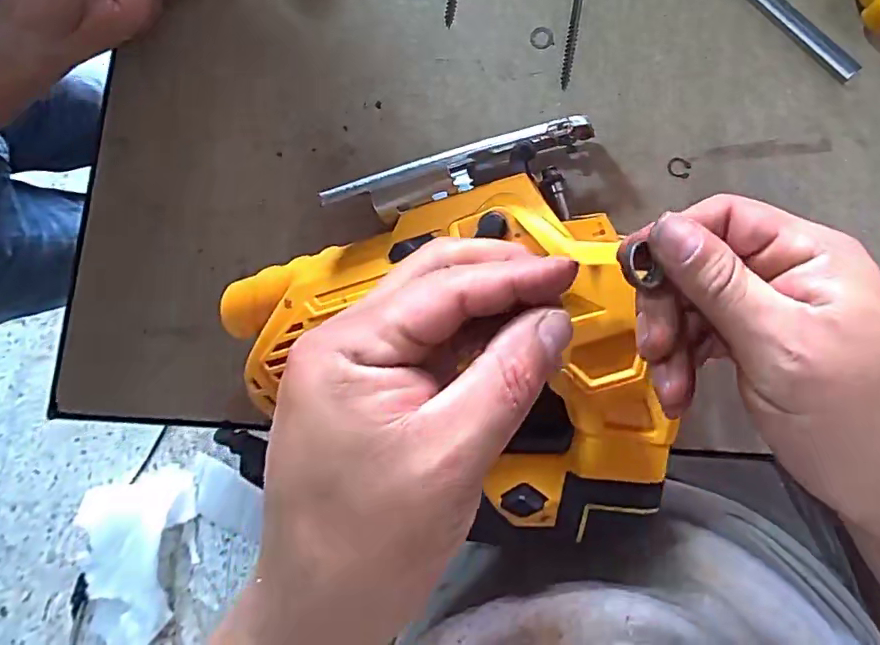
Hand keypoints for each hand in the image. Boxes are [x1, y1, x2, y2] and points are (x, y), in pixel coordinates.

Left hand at [219, 240, 577, 644]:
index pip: (441, 287)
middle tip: (555, 279)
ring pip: (434, 306)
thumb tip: (555, 321)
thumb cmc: (368, 549)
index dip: (511, 275)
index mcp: (346, 345)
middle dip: (498, 273)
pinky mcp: (374, 385)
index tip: (565, 269)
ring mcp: (358, 360)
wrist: (315, 617)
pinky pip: (433, 342)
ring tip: (543, 303)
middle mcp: (346, 338)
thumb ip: (506, 379)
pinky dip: (476, 334)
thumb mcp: (449, 461)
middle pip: (432, 278)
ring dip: (490, 301)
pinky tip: (511, 337)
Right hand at [630, 196, 879, 533]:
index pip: (726, 217)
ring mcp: (778, 309)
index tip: (635, 272)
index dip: (675, 237)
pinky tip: (680, 392)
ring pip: (700, 300)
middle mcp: (791, 271)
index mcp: (810, 254)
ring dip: (675, 339)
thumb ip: (717, 283)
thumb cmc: (856, 426)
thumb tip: (664, 225)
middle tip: (652, 346)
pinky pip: (710, 333)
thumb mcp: (779, 348)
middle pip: (705, 261)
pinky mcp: (766, 342)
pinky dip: (688, 359)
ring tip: (668, 386)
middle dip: (671, 302)